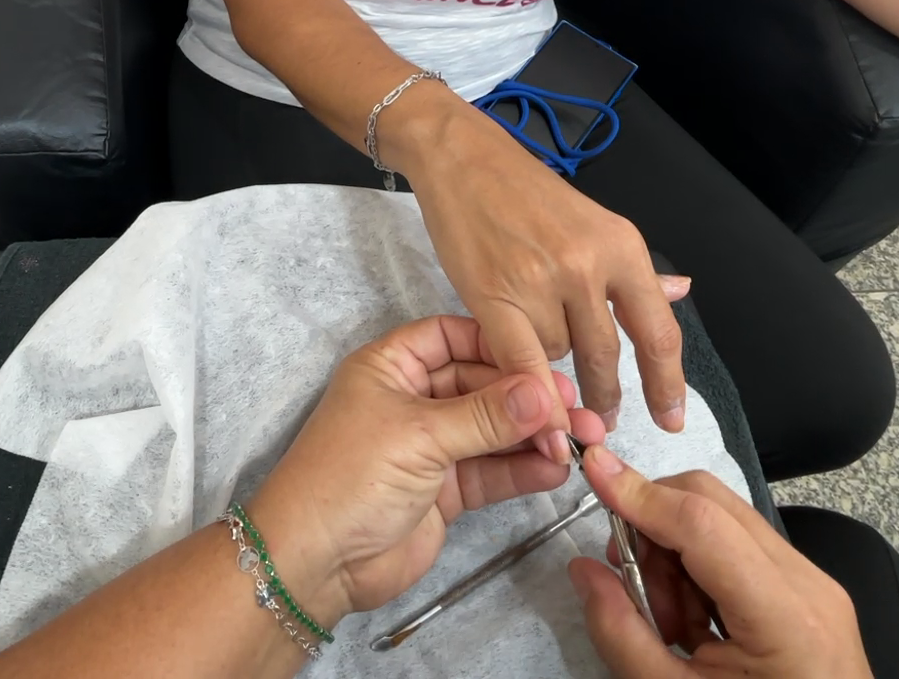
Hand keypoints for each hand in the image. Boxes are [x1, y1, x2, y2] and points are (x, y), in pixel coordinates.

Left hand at [245, 314, 608, 623]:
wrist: (316, 561)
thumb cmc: (353, 474)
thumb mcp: (419, 434)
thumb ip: (485, 416)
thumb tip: (545, 394)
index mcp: (392, 366)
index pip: (449, 336)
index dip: (494, 342)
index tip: (542, 356)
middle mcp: (413, 397)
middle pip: (478, 384)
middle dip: (525, 397)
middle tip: (575, 408)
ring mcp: (430, 444)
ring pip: (490, 429)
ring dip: (533, 434)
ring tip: (583, 440)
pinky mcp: (445, 487)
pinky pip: (490, 470)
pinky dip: (521, 469)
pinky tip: (557, 469)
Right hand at [384, 88, 692, 452]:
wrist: (462, 159)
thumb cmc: (524, 188)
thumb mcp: (592, 220)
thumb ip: (633, 268)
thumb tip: (679, 292)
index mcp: (621, 246)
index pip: (658, 331)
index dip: (667, 384)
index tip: (670, 420)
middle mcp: (588, 266)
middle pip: (607, 354)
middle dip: (605, 393)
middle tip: (599, 417)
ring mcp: (541, 281)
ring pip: (557, 353)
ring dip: (549, 358)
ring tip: (531, 337)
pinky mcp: (494, 294)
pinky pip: (522, 360)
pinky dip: (531, 389)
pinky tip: (535, 412)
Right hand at [569, 449, 870, 678]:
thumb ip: (621, 634)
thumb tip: (581, 567)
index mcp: (786, 621)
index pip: (702, 524)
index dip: (640, 493)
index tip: (591, 468)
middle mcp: (808, 584)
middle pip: (709, 500)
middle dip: (651, 521)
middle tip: (627, 579)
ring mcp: (813, 584)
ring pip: (717, 516)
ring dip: (670, 550)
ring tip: (665, 621)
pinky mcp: (806, 589)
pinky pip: (732, 543)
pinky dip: (694, 566)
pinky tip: (691, 622)